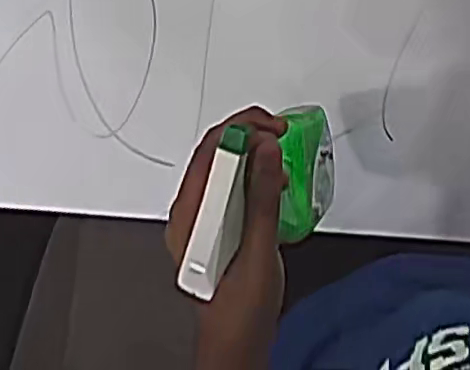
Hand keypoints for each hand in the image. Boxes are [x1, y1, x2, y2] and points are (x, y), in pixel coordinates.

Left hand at [166, 107, 288, 369]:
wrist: (236, 343)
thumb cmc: (242, 306)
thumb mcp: (258, 248)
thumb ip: (262, 196)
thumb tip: (266, 148)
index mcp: (192, 214)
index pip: (212, 148)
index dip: (243, 127)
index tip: (273, 127)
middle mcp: (190, 211)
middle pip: (215, 150)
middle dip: (250, 132)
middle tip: (279, 132)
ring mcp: (201, 216)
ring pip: (223, 162)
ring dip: (253, 149)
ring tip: (279, 156)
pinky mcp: (215, 222)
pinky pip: (230, 181)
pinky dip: (253, 169)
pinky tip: (272, 181)